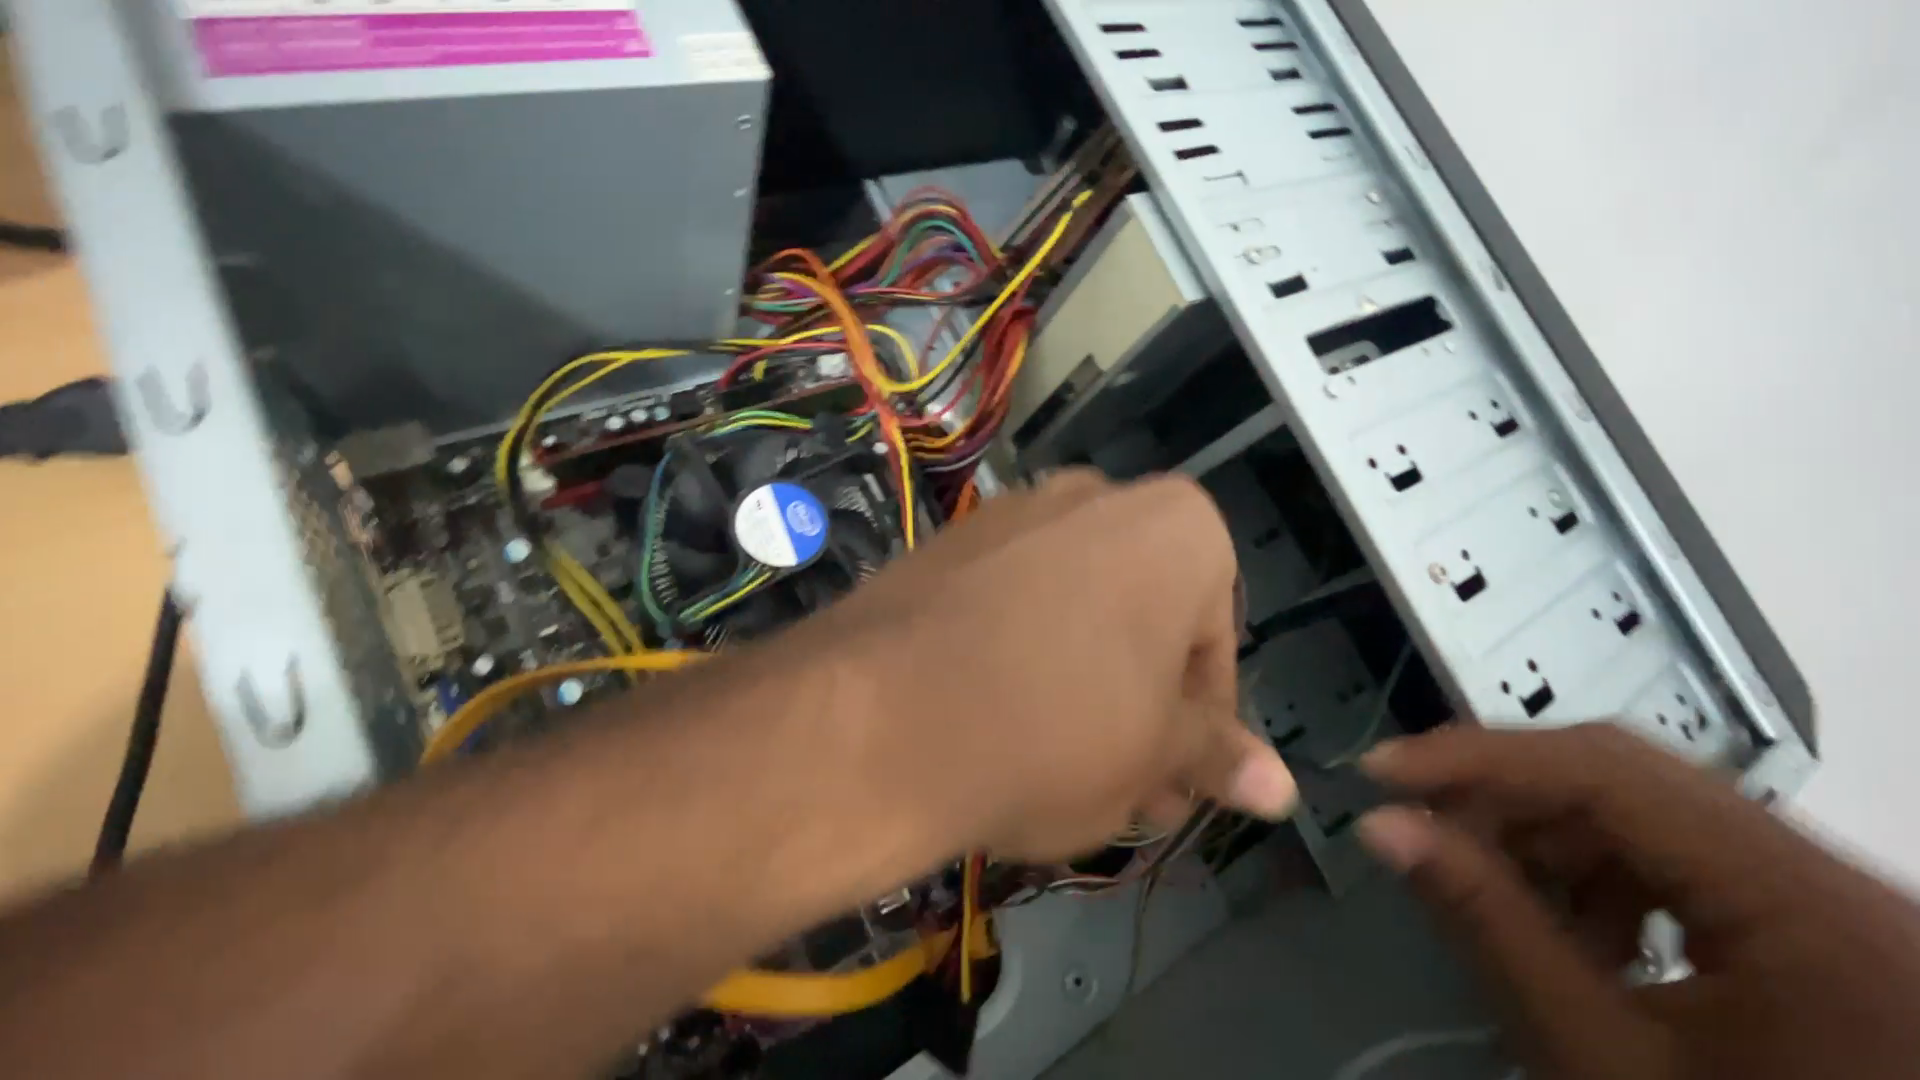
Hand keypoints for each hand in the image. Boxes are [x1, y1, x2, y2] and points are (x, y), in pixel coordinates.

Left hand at [808, 470, 1297, 863]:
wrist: (880, 718)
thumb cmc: (1058, 730)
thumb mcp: (1155, 758)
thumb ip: (1218, 758)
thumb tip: (1283, 789)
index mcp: (1176, 527)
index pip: (1215, 639)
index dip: (1202, 722)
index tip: (1175, 778)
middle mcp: (1093, 495)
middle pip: (1139, 617)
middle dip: (1137, 702)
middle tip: (1121, 784)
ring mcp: (1008, 513)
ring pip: (1070, 610)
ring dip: (1076, 679)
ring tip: (1051, 761)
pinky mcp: (939, 544)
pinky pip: (1002, 602)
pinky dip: (1011, 653)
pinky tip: (987, 718)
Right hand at [1358, 724, 1919, 1079]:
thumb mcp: (1597, 1053)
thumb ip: (1488, 925)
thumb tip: (1383, 826)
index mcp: (1802, 903)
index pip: (1608, 772)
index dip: (1480, 757)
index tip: (1381, 770)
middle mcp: (1836, 876)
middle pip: (1632, 777)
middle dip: (1509, 794)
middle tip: (1420, 817)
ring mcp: (1836, 895)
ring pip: (1655, 810)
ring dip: (1554, 837)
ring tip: (1495, 890)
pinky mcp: (1824, 921)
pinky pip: (1688, 855)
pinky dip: (1606, 874)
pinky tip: (1578, 932)